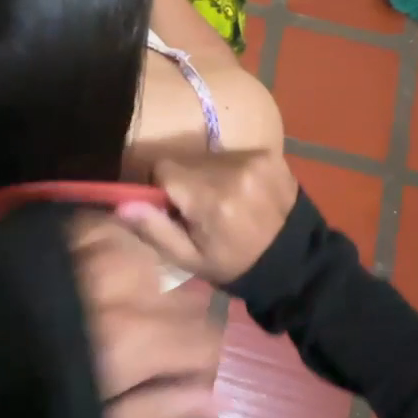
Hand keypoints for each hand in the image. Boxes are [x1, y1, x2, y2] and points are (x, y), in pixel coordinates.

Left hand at [71, 214, 221, 417]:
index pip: (204, 337)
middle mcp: (121, 282)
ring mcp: (93, 244)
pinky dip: (117, 247)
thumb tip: (212, 401)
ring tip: (110, 300)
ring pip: (154, 256)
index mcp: (130, 340)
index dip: (198, 357)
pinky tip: (90, 269)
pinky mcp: (66, 220)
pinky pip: (117, 228)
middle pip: (186, 292)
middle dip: (173, 317)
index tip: (178, 367)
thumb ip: (154, 411)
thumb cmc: (10, 391)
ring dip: (146, 278)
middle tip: (139, 336)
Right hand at [116, 150, 296, 283]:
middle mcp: (231, 171)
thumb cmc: (235, 264)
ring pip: (208, 157)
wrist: (296, 262)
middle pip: (186, 161)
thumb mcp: (189, 259)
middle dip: (186, 181)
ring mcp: (253, 159)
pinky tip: (245, 193)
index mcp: (209, 198)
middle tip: (202, 210)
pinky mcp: (269, 154)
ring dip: (209, 175)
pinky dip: (232, 171)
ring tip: (227, 202)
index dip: (162, 188)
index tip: (176, 208)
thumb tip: (121, 204)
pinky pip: (232, 154)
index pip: (162, 169)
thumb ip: (154, 229)